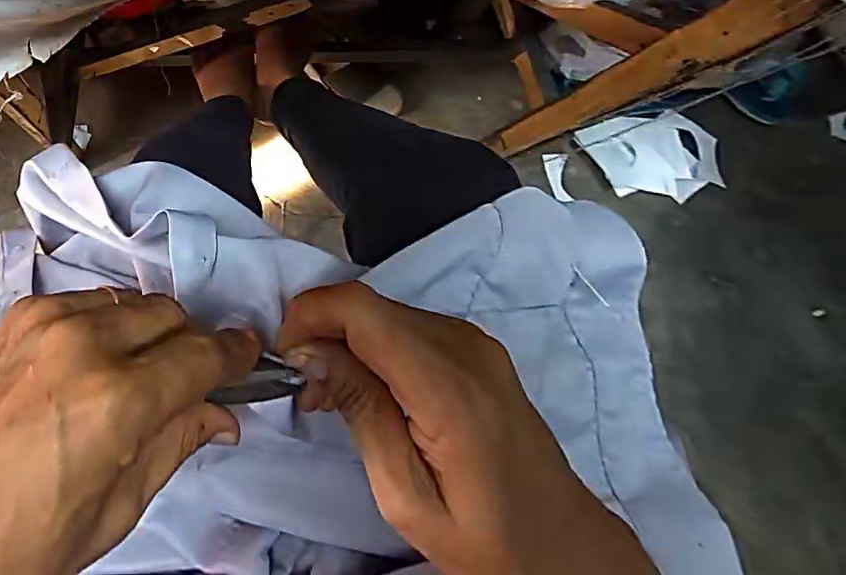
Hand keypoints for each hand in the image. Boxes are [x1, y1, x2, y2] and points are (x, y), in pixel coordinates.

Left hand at [0, 290, 259, 574]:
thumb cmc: (23, 544)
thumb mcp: (116, 510)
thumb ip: (179, 442)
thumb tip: (224, 414)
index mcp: (117, 403)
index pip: (203, 355)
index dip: (234, 355)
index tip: (248, 355)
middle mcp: (88, 346)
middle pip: (175, 316)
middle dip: (190, 344)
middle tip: (186, 377)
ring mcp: (51, 321)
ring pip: (138, 302)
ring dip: (152, 331)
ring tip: (139, 369)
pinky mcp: (25, 314)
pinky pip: (94, 300)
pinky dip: (110, 322)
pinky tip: (95, 358)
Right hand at [279, 282, 655, 574]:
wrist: (560, 540)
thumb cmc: (484, 536)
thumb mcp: (407, 497)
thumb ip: (361, 411)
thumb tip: (311, 352)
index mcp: (447, 383)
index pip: (363, 309)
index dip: (312, 315)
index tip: (286, 357)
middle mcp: (463, 342)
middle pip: (371, 307)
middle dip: (324, 333)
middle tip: (307, 389)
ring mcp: (474, 338)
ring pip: (387, 312)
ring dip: (349, 340)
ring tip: (335, 394)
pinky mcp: (475, 343)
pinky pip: (410, 325)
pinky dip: (377, 344)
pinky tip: (371, 386)